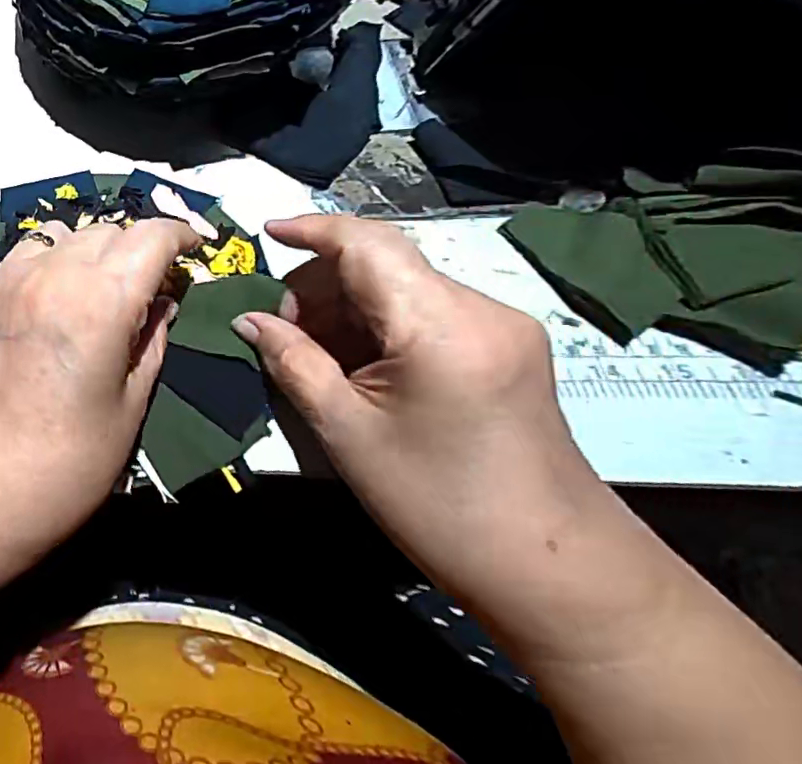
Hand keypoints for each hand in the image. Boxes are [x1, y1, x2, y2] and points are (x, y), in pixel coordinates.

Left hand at [0, 218, 198, 596]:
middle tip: (149, 285)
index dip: (179, 236)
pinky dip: (55, 258)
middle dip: (139, 249)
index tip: (190, 250)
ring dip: (95, 251)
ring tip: (101, 287)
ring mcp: (12, 279)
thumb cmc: (67, 460)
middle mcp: (54, 275)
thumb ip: (153, 339)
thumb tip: (163, 301)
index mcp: (100, 303)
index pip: (150, 237)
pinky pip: (30, 252)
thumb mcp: (131, 403)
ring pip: (68, 234)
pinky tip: (58, 294)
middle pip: (111, 231)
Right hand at [231, 215, 611, 597]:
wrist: (551, 571)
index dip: (312, 230)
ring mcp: (500, 324)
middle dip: (324, 284)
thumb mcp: (347, 432)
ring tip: (317, 355)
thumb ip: (292, 362)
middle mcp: (478, 307)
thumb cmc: (438, 506)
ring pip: (404, 286)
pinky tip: (359, 365)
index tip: (269, 233)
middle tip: (286, 332)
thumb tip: (250, 320)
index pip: (366, 243)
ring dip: (350, 307)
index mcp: (439, 324)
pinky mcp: (507, 345)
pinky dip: (383, 326)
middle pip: (383, 262)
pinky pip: (428, 312)